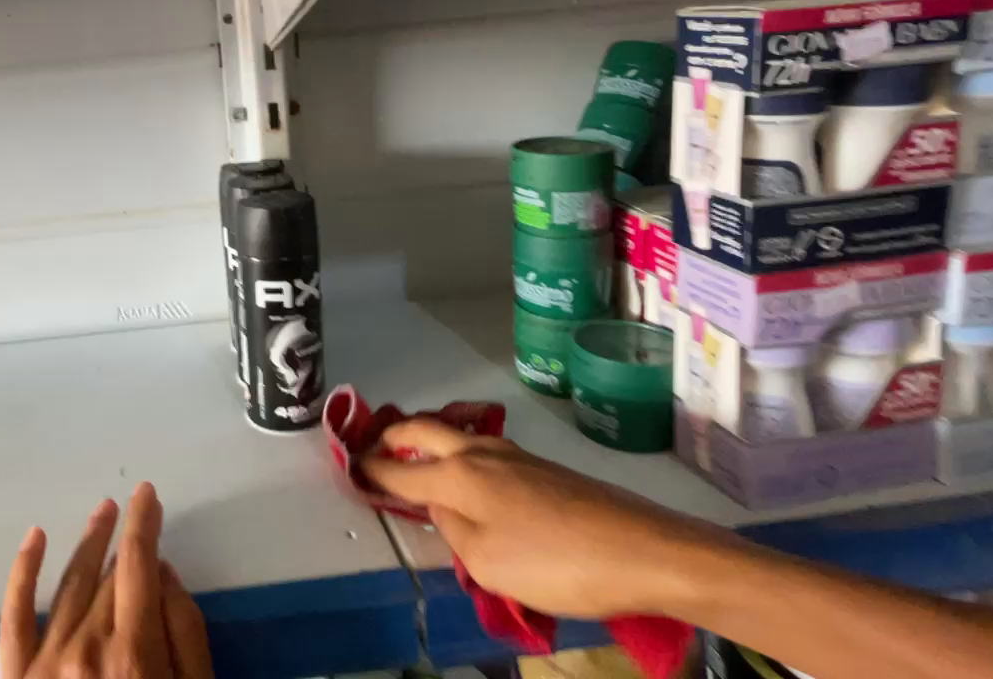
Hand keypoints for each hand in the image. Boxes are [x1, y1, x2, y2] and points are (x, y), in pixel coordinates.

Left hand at [0, 482, 214, 678]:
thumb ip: (185, 631)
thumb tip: (161, 572)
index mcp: (134, 654)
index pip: (138, 564)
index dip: (145, 523)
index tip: (149, 494)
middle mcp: (84, 648)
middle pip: (107, 573)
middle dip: (122, 536)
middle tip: (132, 507)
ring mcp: (44, 664)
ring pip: (67, 584)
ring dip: (86, 543)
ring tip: (101, 512)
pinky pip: (14, 616)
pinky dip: (22, 573)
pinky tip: (34, 539)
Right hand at [361, 419, 740, 620]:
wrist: (642, 549)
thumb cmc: (555, 563)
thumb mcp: (486, 562)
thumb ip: (452, 529)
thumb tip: (441, 506)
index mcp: (457, 476)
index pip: (400, 467)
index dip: (371, 468)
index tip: (350, 466)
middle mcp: (479, 452)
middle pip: (424, 429)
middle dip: (393, 433)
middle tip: (373, 444)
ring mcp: (512, 454)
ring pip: (454, 433)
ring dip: (427, 437)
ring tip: (415, 453)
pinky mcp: (539, 466)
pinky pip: (480, 448)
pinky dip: (457, 452)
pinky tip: (467, 475)